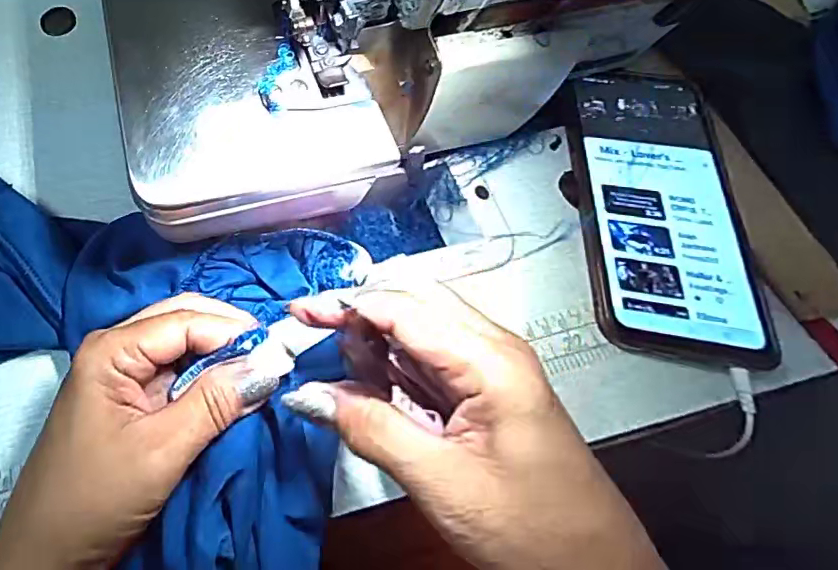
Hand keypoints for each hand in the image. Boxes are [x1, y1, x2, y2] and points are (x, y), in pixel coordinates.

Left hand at [0, 294, 280, 568]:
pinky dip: (205, 375)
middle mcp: (115, 347)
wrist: (45, 554)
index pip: (182, 320)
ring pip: (180, 344)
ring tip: (260, 366)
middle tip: (272, 352)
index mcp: (111, 349)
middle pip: (180, 320)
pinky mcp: (129, 396)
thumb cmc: (94, 499)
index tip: (277, 346)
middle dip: (226, 332)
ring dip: (219, 353)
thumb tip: (267, 365)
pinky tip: (231, 384)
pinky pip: (174, 370)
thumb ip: (213, 404)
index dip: (230, 330)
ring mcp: (120, 371)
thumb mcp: (160, 452)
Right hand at [286, 285, 663, 569]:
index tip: (300, 313)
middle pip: (408, 301)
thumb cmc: (537, 536)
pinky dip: (392, 363)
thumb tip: (309, 394)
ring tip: (350, 375)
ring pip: (414, 324)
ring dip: (374, 340)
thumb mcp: (442, 483)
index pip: (401, 306)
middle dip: (358, 315)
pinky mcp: (484, 385)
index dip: (346, 305)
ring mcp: (490, 363)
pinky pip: (426, 354)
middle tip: (314, 336)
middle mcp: (491, 346)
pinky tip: (375, 385)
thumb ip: (370, 427)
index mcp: (489, 359)